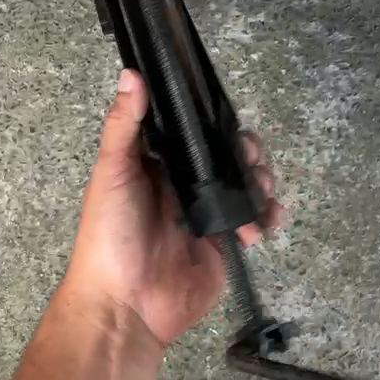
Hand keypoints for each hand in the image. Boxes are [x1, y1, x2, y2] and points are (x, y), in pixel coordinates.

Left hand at [59, 69, 283, 350]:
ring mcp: (205, 214)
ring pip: (244, 185)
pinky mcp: (224, 244)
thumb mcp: (111, 172)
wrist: (125, 305)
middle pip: (225, 155)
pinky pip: (255, 221)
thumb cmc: (110, 234)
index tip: (228, 112)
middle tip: (250, 156)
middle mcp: (181, 185)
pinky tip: (268, 218)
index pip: (191, 131)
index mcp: (154, 164)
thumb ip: (123, 125)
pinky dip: (269, 216)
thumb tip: (131, 74)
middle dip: (245, 150)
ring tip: (260, 187)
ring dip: (260, 180)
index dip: (211, 120)